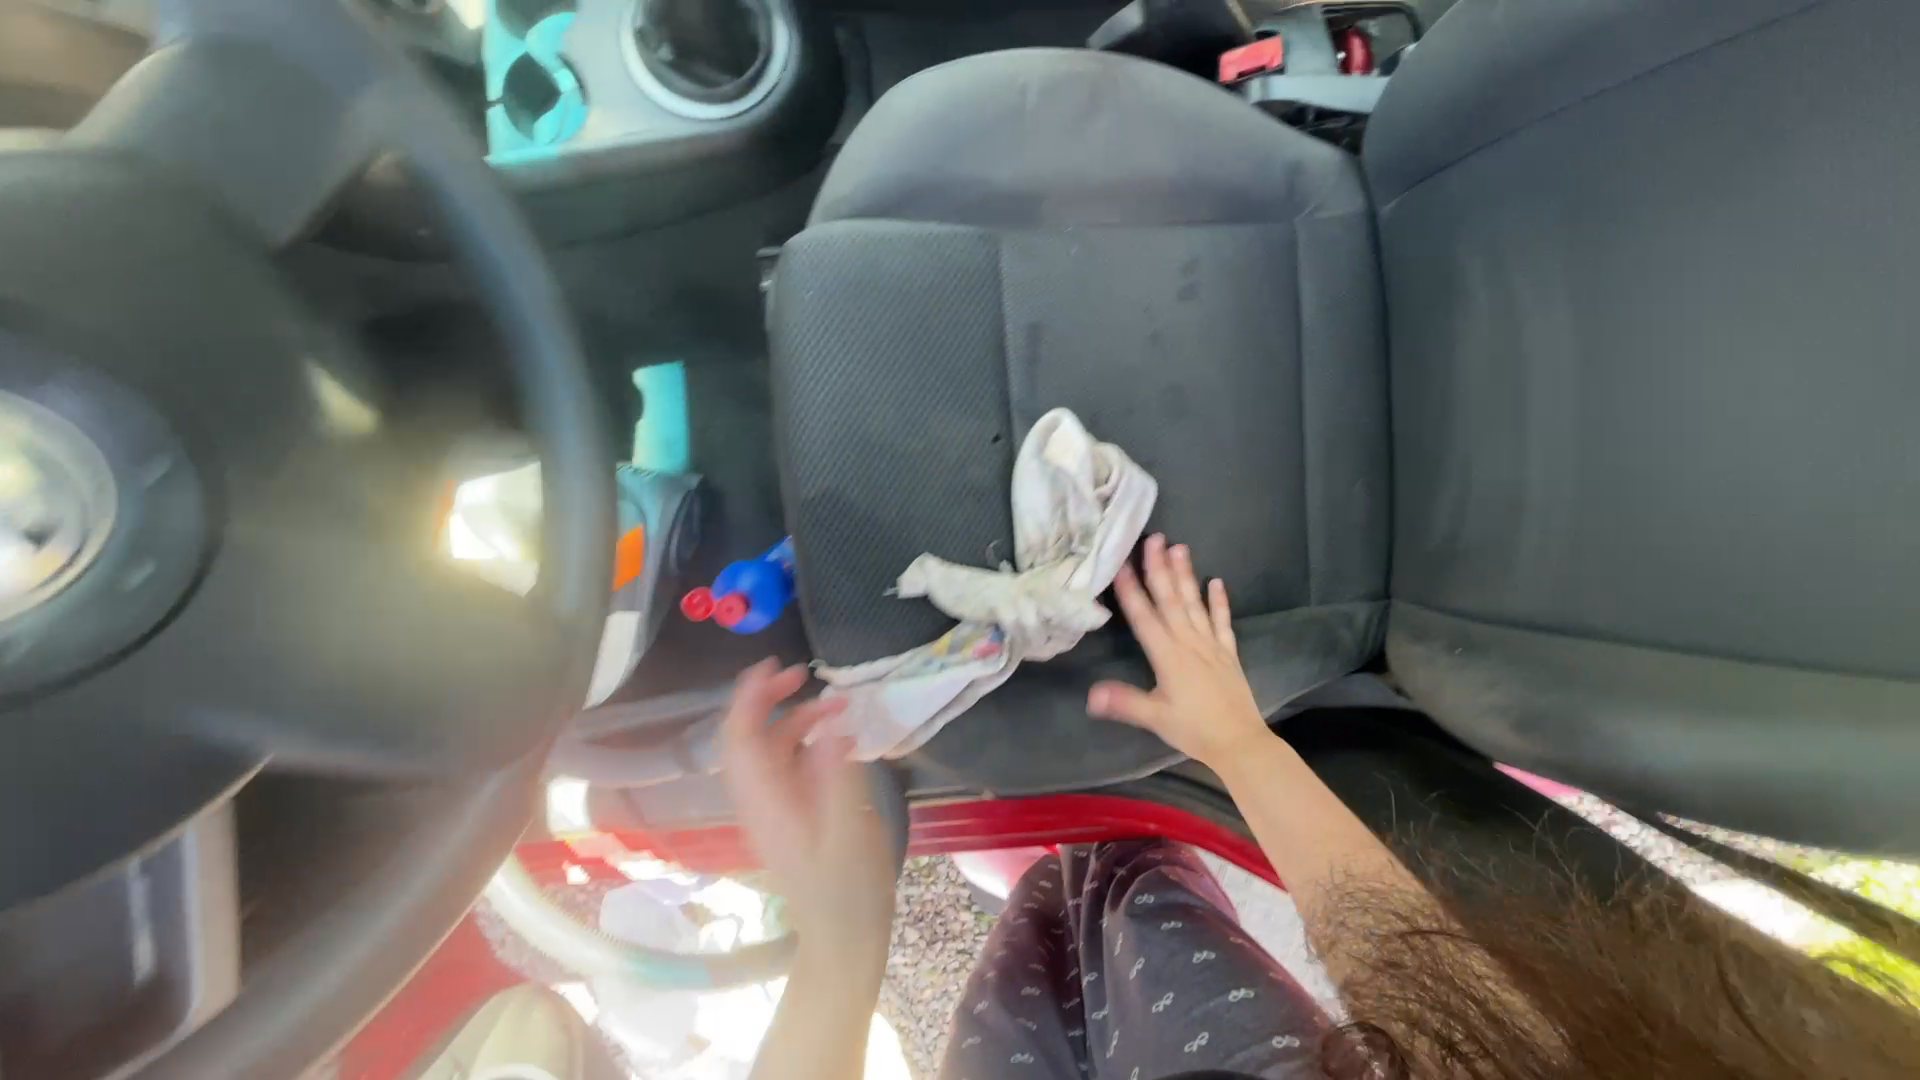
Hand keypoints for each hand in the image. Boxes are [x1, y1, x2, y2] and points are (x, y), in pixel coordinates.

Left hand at [721, 660, 895, 957]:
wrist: (842, 936)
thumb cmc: (846, 888)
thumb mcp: (850, 830)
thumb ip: (838, 774)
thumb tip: (831, 722)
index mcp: (766, 801)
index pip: (739, 739)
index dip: (749, 698)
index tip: (773, 666)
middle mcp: (761, 798)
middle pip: (752, 736)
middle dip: (773, 699)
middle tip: (806, 675)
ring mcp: (776, 806)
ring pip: (775, 748)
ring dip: (801, 719)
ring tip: (841, 705)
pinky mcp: (793, 812)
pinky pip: (792, 765)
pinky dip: (812, 742)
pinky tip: (844, 739)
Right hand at [1088, 534, 1271, 769]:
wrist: (1240, 742)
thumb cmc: (1194, 729)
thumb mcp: (1155, 717)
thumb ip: (1124, 702)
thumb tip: (1090, 694)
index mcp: (1167, 655)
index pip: (1144, 616)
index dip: (1131, 589)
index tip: (1120, 563)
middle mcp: (1188, 642)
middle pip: (1171, 599)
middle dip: (1159, 568)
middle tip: (1154, 538)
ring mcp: (1211, 645)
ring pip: (1194, 603)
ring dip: (1186, 575)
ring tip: (1179, 547)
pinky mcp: (1228, 653)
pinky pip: (1222, 621)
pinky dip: (1219, 601)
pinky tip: (1216, 581)